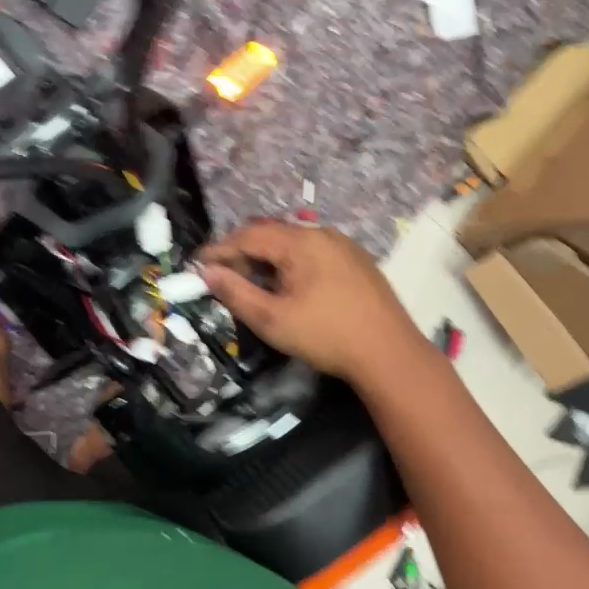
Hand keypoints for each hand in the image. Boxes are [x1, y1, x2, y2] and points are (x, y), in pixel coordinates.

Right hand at [199, 221, 426, 382]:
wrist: (390, 353)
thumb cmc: (326, 335)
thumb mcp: (272, 320)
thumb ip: (237, 293)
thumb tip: (209, 273)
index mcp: (300, 242)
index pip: (248, 236)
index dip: (220, 250)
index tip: (198, 265)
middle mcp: (322, 234)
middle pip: (272, 235)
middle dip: (243, 252)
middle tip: (222, 275)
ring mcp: (344, 246)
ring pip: (294, 243)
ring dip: (268, 258)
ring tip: (253, 281)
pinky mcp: (358, 262)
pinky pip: (314, 253)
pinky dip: (292, 263)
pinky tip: (290, 286)